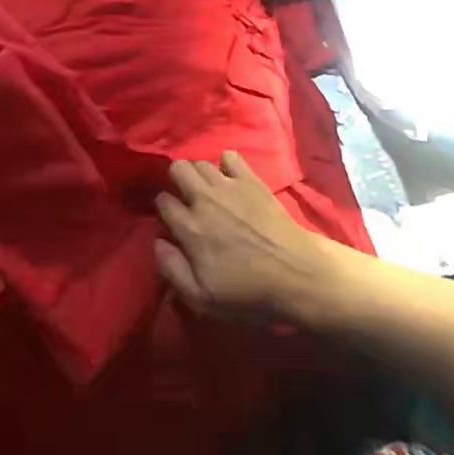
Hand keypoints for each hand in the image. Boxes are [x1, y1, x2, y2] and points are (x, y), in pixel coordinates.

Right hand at [154, 152, 342, 321]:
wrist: (295, 274)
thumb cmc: (248, 292)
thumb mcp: (202, 298)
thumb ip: (172, 269)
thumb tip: (158, 242)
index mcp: (191, 228)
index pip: (163, 201)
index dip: (165, 209)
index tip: (173, 220)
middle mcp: (205, 199)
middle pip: (178, 169)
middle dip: (177, 180)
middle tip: (187, 198)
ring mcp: (230, 186)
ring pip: (201, 162)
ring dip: (199, 173)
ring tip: (207, 189)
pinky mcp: (252, 179)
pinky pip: (230, 156)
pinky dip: (225, 163)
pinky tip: (230, 178)